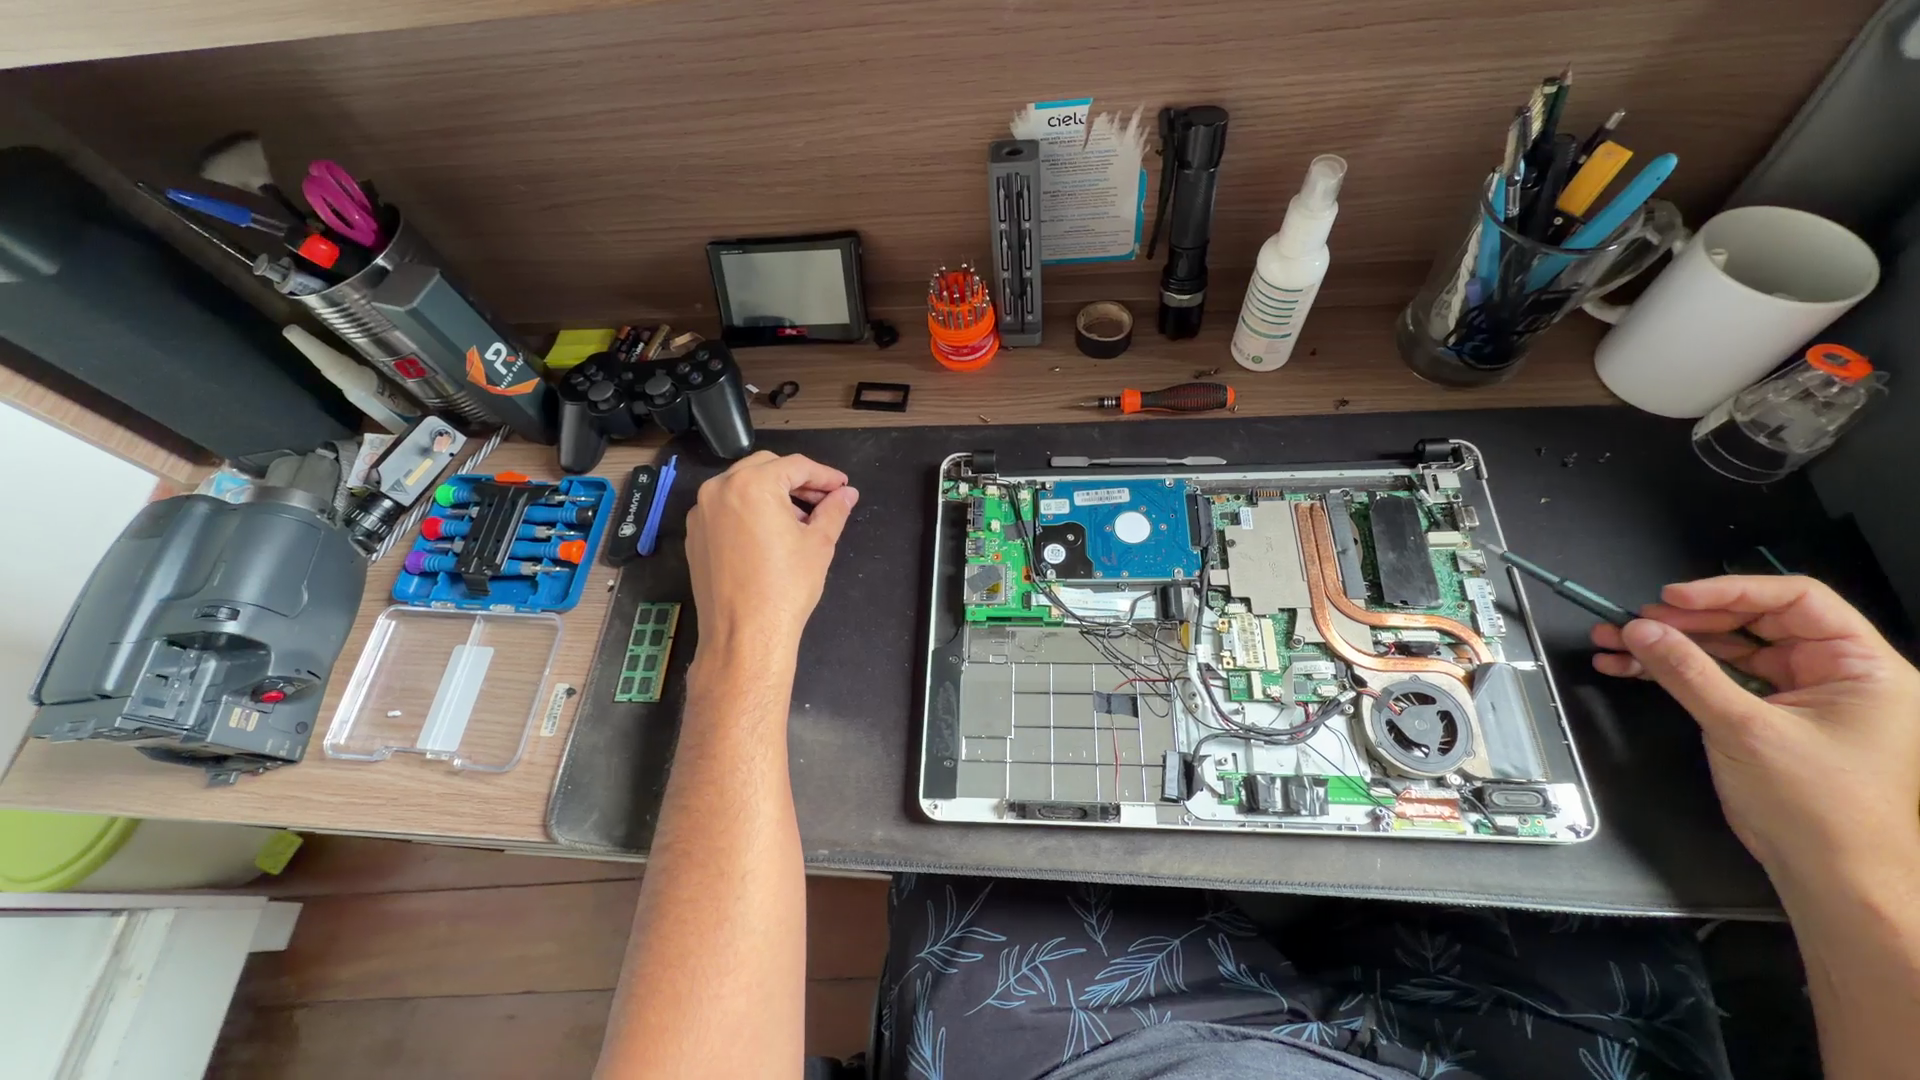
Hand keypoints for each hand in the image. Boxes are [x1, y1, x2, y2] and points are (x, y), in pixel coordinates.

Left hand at [684, 452, 858, 656]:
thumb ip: (834, 510)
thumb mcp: (819, 544)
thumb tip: (847, 494)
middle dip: (797, 480)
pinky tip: (770, 534)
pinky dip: (749, 510)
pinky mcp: (694, 535)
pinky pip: (726, 508)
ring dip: (772, 493)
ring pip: (742, 486)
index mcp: (752, 484)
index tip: (843, 487)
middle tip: (824, 499)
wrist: (744, 634)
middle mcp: (720, 489)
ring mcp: (701, 512)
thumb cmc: (786, 587)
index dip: (824, 475)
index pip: (795, 466)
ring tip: (800, 519)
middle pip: (765, 467)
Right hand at [1590, 576, 1919, 884]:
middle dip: (1684, 622)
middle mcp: (1833, 674)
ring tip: (1611, 642)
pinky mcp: (1764, 715)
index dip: (1731, 591)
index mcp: (1861, 668)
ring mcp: (1796, 695)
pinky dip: (1669, 672)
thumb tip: (1638, 630)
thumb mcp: (1744, 728)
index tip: (1670, 599)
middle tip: (1631, 624)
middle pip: (1751, 623)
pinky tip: (1626, 667)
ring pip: (1723, 650)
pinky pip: (1712, 679)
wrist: (1830, 874)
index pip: (1797, 601)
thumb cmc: (1816, 804)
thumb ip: (1688, 673)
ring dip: (1665, 646)